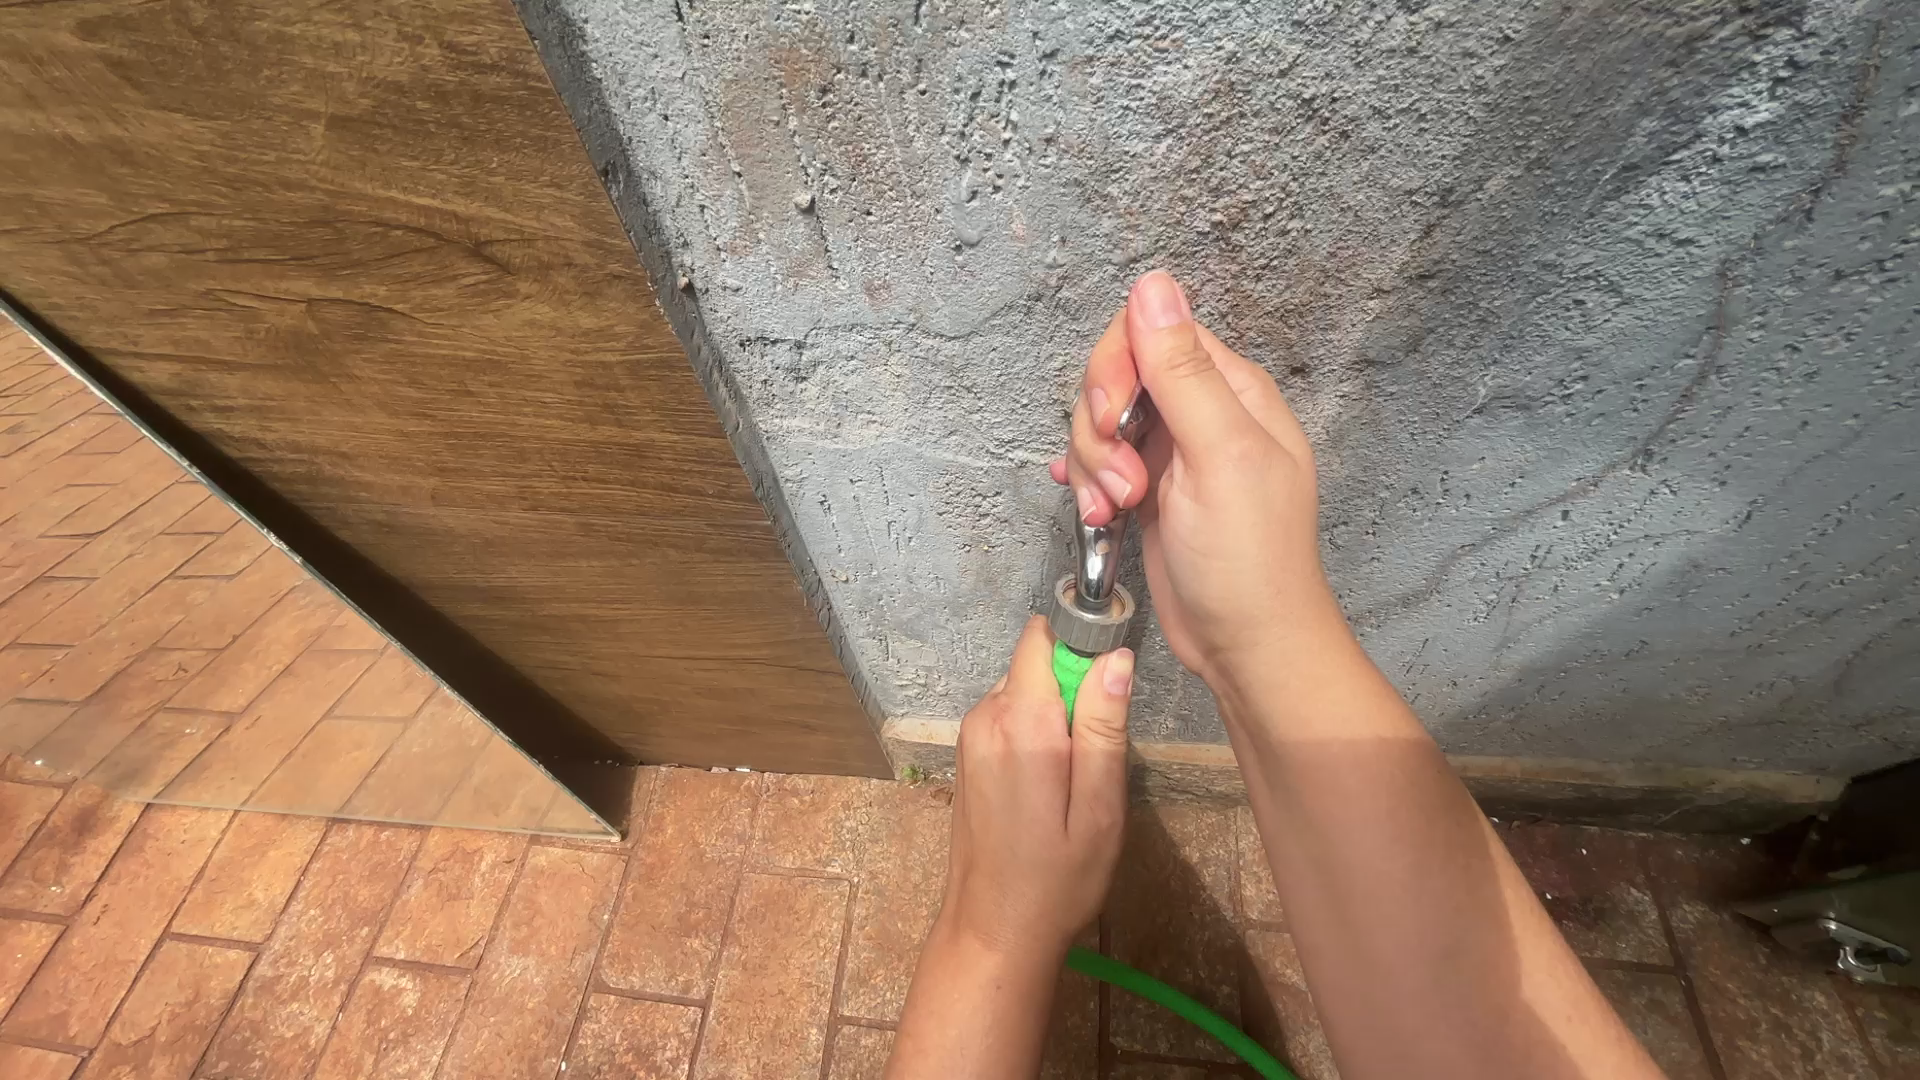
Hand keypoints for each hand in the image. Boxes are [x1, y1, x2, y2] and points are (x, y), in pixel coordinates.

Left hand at [938, 616, 1132, 956]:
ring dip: (1053, 713)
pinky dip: (1033, 730)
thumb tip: (1116, 657)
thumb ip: (1104, 725)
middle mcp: (986, 714)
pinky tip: (1044, 783)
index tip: (1107, 684)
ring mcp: (970, 732)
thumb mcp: (1099, 807)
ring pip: (1023, 688)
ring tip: (1070, 775)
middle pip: (1035, 662)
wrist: (992, 929)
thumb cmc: (1057, 877)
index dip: (1079, 644)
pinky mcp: (966, 751)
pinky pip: (1007, 714)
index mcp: (1020, 720)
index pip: (1043, 636)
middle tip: (1093, 752)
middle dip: (1071, 688)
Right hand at [1050, 270, 1339, 687]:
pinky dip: (1088, 484)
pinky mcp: (1147, 489)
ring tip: (1116, 512)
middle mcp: (1198, 413)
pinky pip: (1099, 464)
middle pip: (1116, 378)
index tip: (1112, 423)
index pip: (1152, 334)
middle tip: (1121, 484)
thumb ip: (1181, 370)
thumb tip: (1151, 283)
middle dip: (1099, 429)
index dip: (1116, 370)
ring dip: (1093, 467)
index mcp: (1230, 390)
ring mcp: (1169, 453)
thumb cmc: (1245, 557)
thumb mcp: (1217, 455)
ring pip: (1099, 424)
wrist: (1244, 643)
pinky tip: (1094, 510)